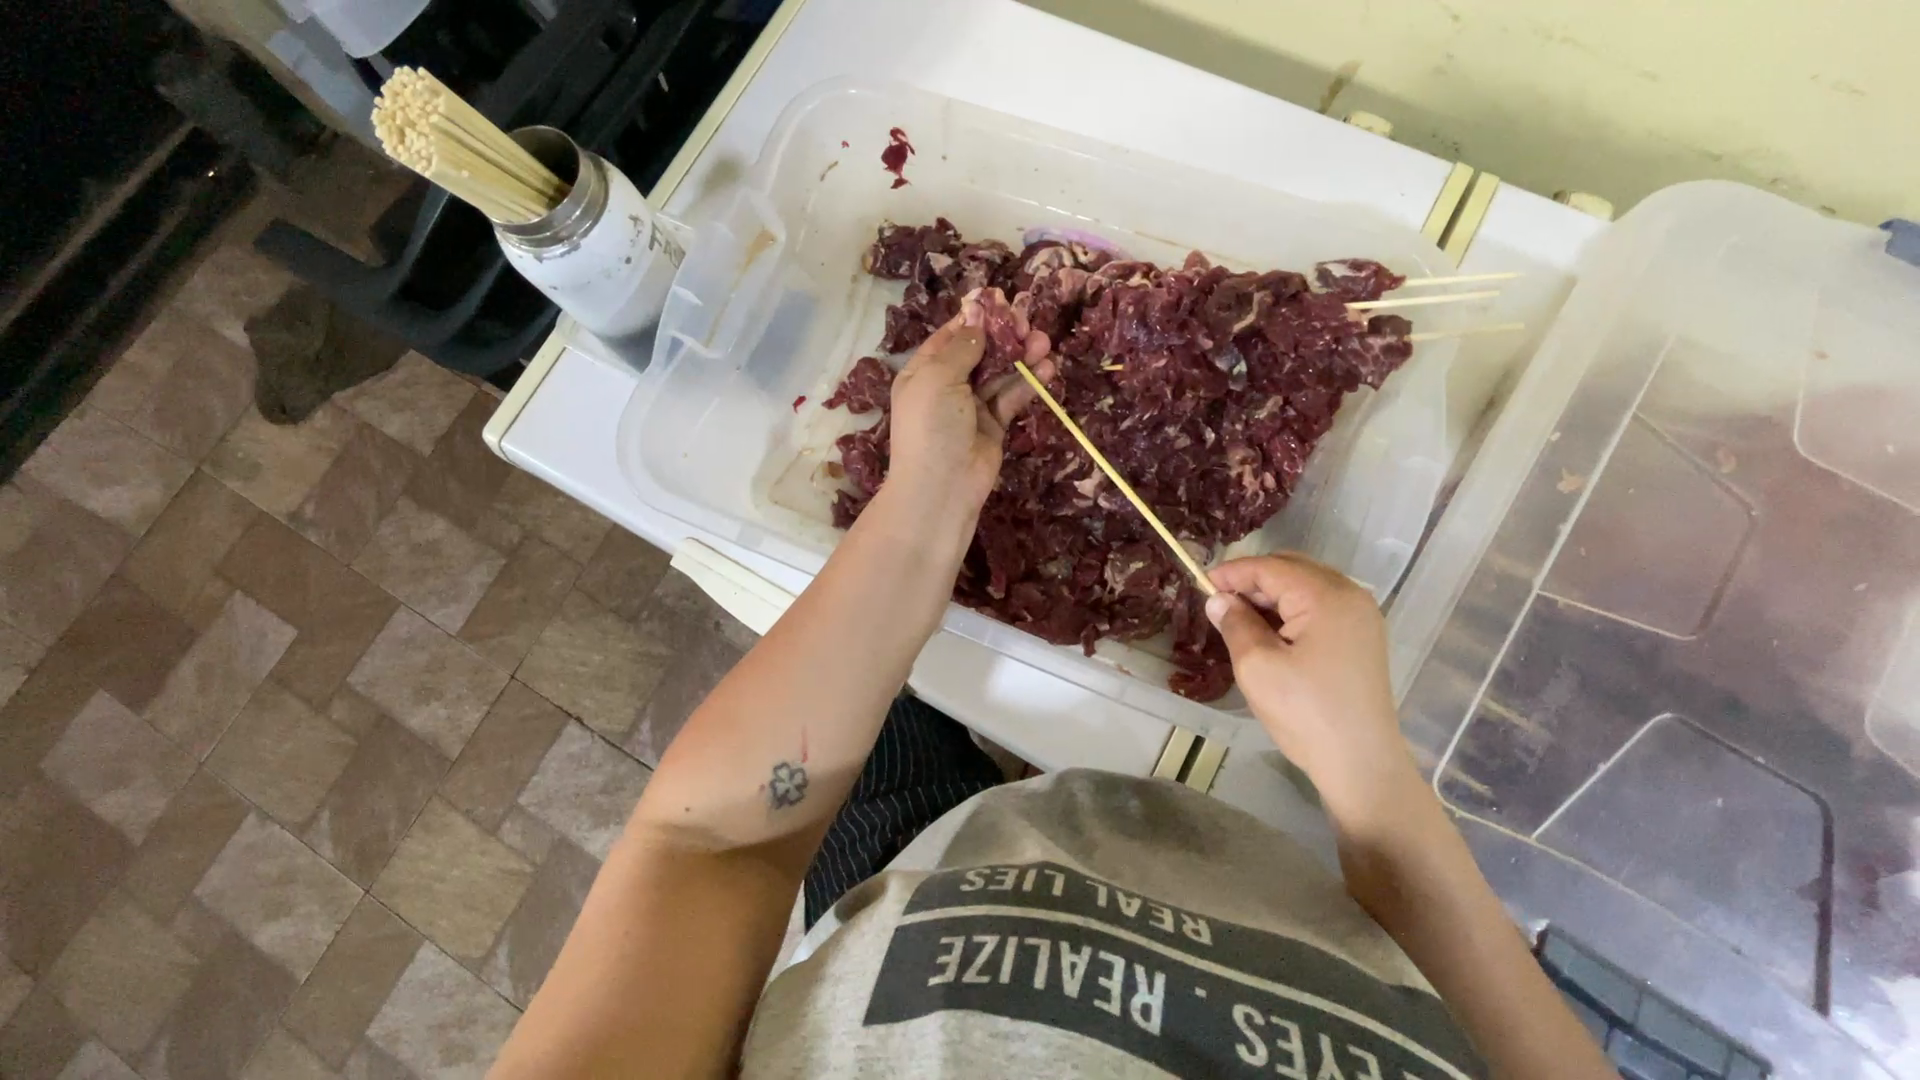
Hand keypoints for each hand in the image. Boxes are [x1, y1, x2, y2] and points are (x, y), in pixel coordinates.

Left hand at [884, 310, 1051, 528]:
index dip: (976, 317)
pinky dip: (1029, 383)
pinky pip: (1012, 397)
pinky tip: (1047, 370)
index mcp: (924, 370)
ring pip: (1000, 372)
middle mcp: (947, 385)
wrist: (941, 486)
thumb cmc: (931, 426)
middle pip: (980, 350)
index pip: (951, 335)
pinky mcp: (994, 425)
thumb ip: (962, 346)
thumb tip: (977, 316)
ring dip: (1022, 357)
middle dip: (1004, 335)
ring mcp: (971, 406)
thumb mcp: (938, 378)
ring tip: (1044, 343)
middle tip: (1027, 322)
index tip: (1001, 299)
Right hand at [1205, 555, 1418, 816]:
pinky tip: (1270, 633)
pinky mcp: (1362, 638)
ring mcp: (1361, 617)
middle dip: (1253, 581)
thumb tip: (1219, 600)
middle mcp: (1350, 596)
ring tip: (1240, 619)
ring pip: (1307, 587)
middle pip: (1292, 570)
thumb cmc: (1305, 711)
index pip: (1271, 568)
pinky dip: (1292, 611)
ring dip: (1272, 596)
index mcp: (1326, 596)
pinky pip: (1321, 607)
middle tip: (1220, 603)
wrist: (1360, 762)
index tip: (1202, 584)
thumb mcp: (1257, 666)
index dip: (1233, 573)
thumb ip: (1235, 624)